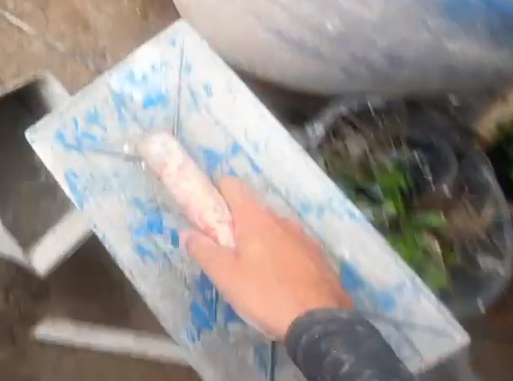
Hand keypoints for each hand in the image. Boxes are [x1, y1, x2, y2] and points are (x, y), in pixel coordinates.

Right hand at [183, 177, 351, 339]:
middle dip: (239, 225)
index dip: (217, 192)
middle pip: (253, 210)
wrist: (325, 329)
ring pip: (275, 232)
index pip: (232, 184)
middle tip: (230, 252)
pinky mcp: (323, 262)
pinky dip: (285, 260)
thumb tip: (187, 233)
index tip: (209, 213)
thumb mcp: (225, 276)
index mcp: (255, 217)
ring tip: (258, 274)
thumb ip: (202, 250)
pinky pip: (295, 250)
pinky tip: (283, 285)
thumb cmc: (267, 295)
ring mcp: (306, 240)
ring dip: (264, 243)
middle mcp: (282, 221)